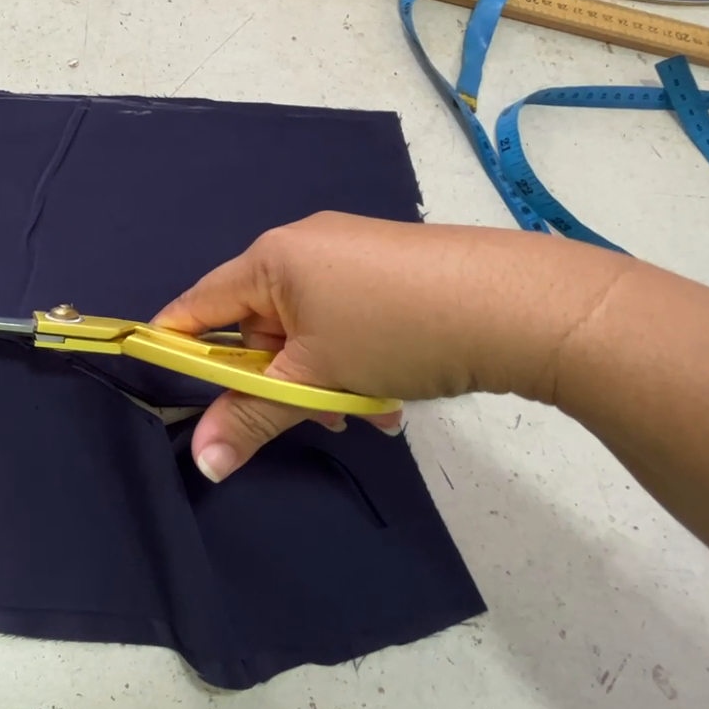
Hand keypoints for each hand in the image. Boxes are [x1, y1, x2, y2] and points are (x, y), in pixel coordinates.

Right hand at [151, 212, 636, 482]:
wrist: (533, 305)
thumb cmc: (398, 331)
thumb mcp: (318, 379)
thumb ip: (252, 417)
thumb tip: (203, 463)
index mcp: (269, 259)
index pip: (198, 305)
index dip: (180, 345)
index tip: (176, 385)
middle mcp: (301, 245)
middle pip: (259, 322)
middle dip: (279, 376)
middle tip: (315, 415)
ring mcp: (350, 250)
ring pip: (307, 324)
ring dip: (324, 374)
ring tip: (367, 411)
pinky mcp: (392, 264)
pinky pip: (346, 313)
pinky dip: (356, 354)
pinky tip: (393, 390)